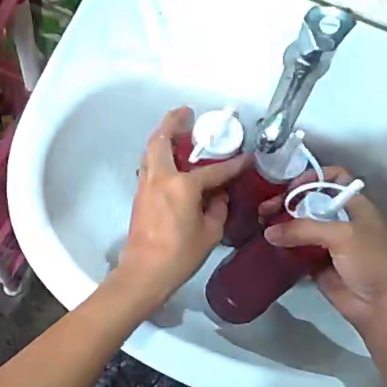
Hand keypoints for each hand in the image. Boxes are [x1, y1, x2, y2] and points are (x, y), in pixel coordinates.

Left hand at [111, 108, 250, 308]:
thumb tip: (219, 196)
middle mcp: (160, 178)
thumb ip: (217, 209)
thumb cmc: (180, 254)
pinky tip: (170, 160)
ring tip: (176, 132)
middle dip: (173, 122)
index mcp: (182, 186)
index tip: (247, 157)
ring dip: (162, 137)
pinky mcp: (139, 196)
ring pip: (151, 151)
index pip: (213, 170)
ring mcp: (146, 185)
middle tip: (187, 114)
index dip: (233, 164)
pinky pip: (149, 165)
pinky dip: (158, 155)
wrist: (145, 272)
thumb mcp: (210, 233)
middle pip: (162, 140)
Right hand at [261, 165, 386, 337]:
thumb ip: (305, 229)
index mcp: (354, 205)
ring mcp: (329, 245)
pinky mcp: (318, 267)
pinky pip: (297, 254)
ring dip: (281, 227)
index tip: (290, 187)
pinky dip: (283, 250)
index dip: (313, 177)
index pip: (333, 178)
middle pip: (310, 203)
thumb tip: (269, 233)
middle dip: (287, 203)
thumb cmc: (372, 260)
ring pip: (301, 229)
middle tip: (264, 210)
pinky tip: (265, 248)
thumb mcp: (343, 235)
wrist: (384, 304)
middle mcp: (340, 221)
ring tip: (259, 227)